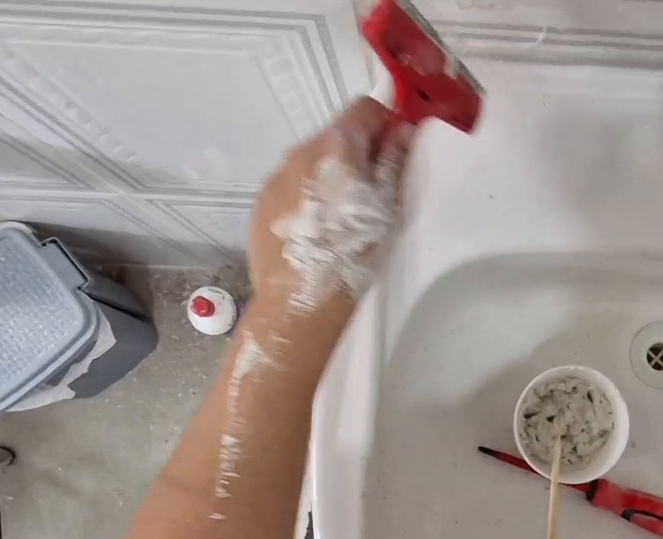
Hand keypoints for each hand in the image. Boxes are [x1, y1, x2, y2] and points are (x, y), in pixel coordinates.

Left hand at [246, 98, 412, 331]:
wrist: (298, 306)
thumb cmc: (350, 260)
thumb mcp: (385, 212)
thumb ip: (394, 165)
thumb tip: (402, 131)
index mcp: (336, 147)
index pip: (365, 108)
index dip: (384, 124)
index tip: (392, 151)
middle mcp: (300, 151)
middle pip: (334, 136)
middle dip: (354, 156)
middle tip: (367, 195)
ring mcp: (275, 176)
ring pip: (309, 162)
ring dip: (327, 178)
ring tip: (337, 220)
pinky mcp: (260, 202)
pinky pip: (288, 187)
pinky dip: (304, 199)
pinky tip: (313, 233)